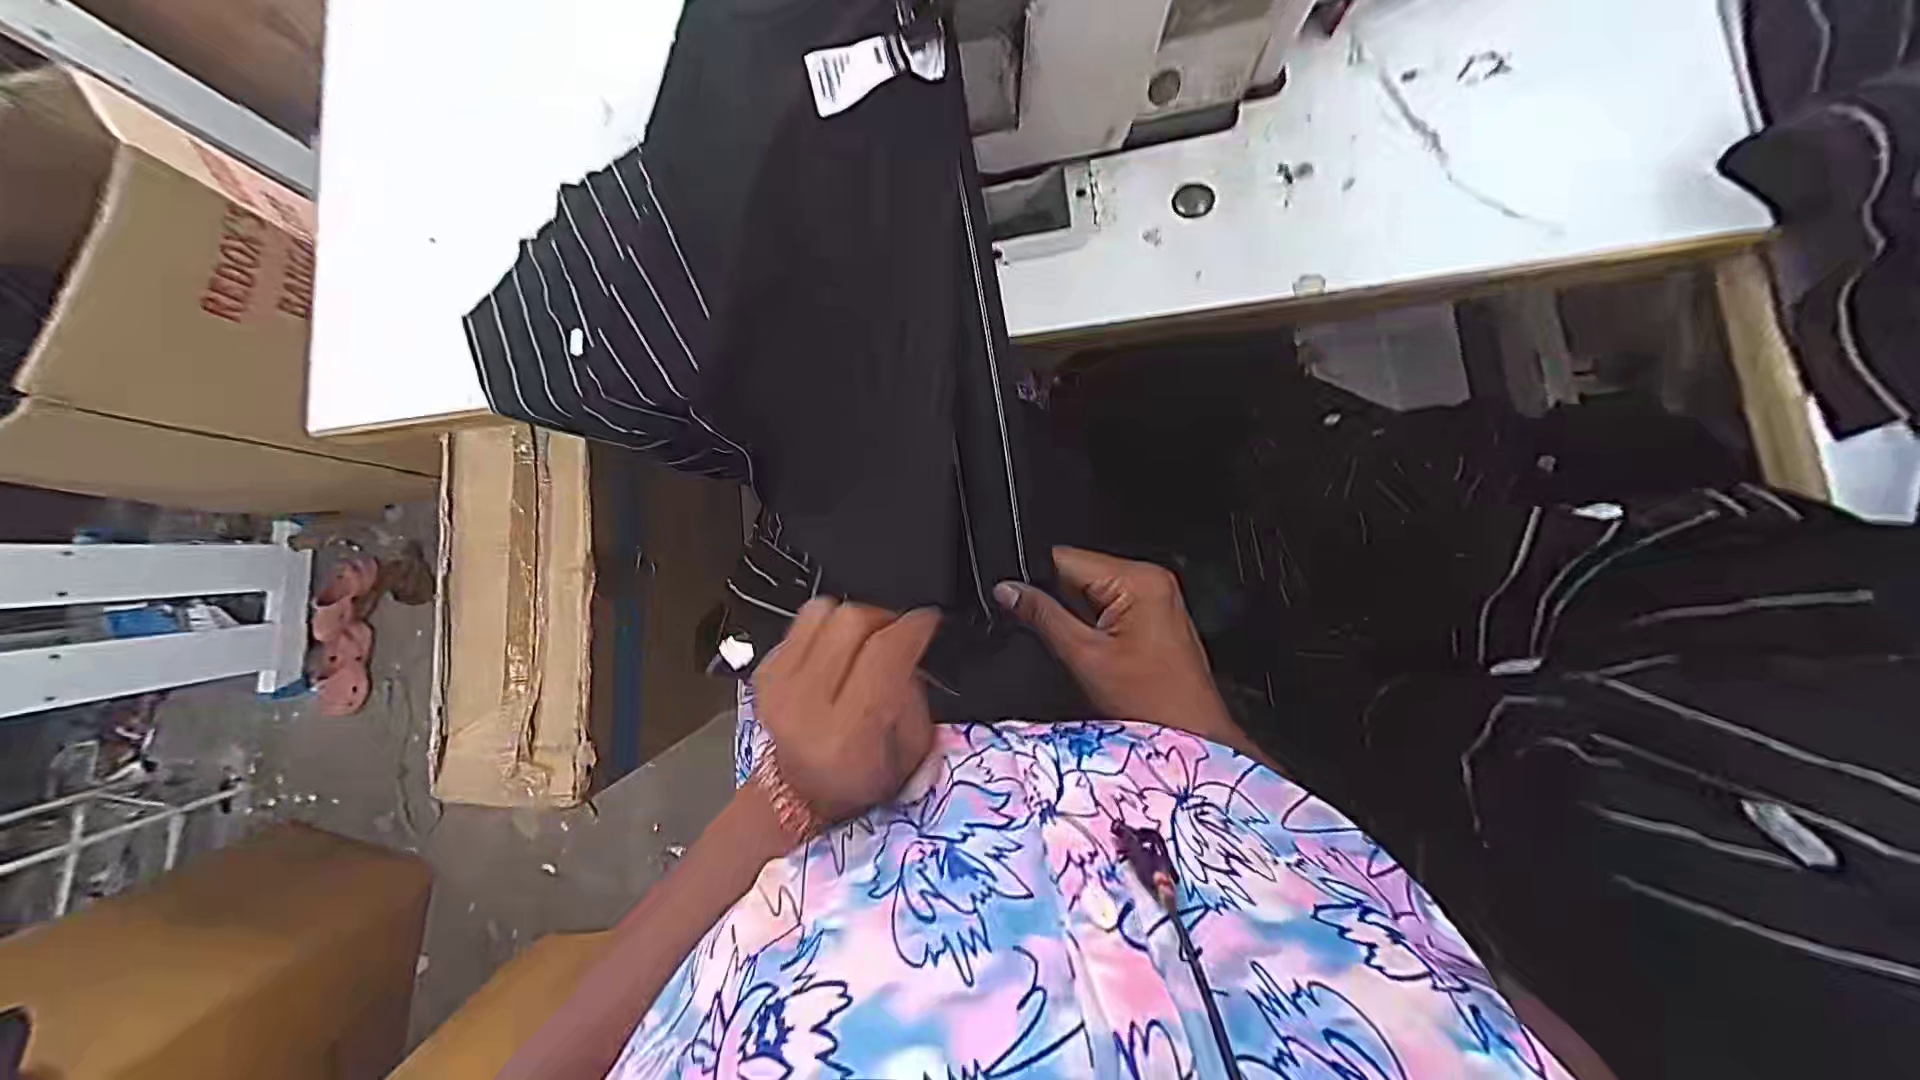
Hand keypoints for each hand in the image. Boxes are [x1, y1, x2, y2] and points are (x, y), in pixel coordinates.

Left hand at [751, 598, 940, 823]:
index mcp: (845, 733)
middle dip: (885, 619)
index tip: (928, 620)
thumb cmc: (859, 777)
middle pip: (853, 621)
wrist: (800, 790)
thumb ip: (917, 695)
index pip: (883, 653)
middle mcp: (804, 705)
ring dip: (854, 620)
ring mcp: (778, 684)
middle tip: (897, 636)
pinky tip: (838, 650)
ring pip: (825, 611)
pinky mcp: (765, 670)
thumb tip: (909, 647)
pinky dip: (828, 627)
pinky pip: (803, 620)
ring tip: (866, 641)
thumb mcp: (911, 752)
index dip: (914, 626)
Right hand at [996, 547, 1263, 759]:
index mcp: (1137, 579)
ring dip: (1077, 616)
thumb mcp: (1084, 656)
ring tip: (1092, 651)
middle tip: (1068, 641)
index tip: (1018, 603)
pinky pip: (1107, 604)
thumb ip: (1041, 615)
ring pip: (1089, 590)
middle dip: (1058, 603)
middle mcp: (1151, 578)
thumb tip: (1007, 590)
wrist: (1194, 735)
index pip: (1065, 557)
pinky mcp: (1153, 612)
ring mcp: (1155, 594)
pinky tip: (1103, 652)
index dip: (1035, 580)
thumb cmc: (1154, 703)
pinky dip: (1094, 625)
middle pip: (1077, 572)